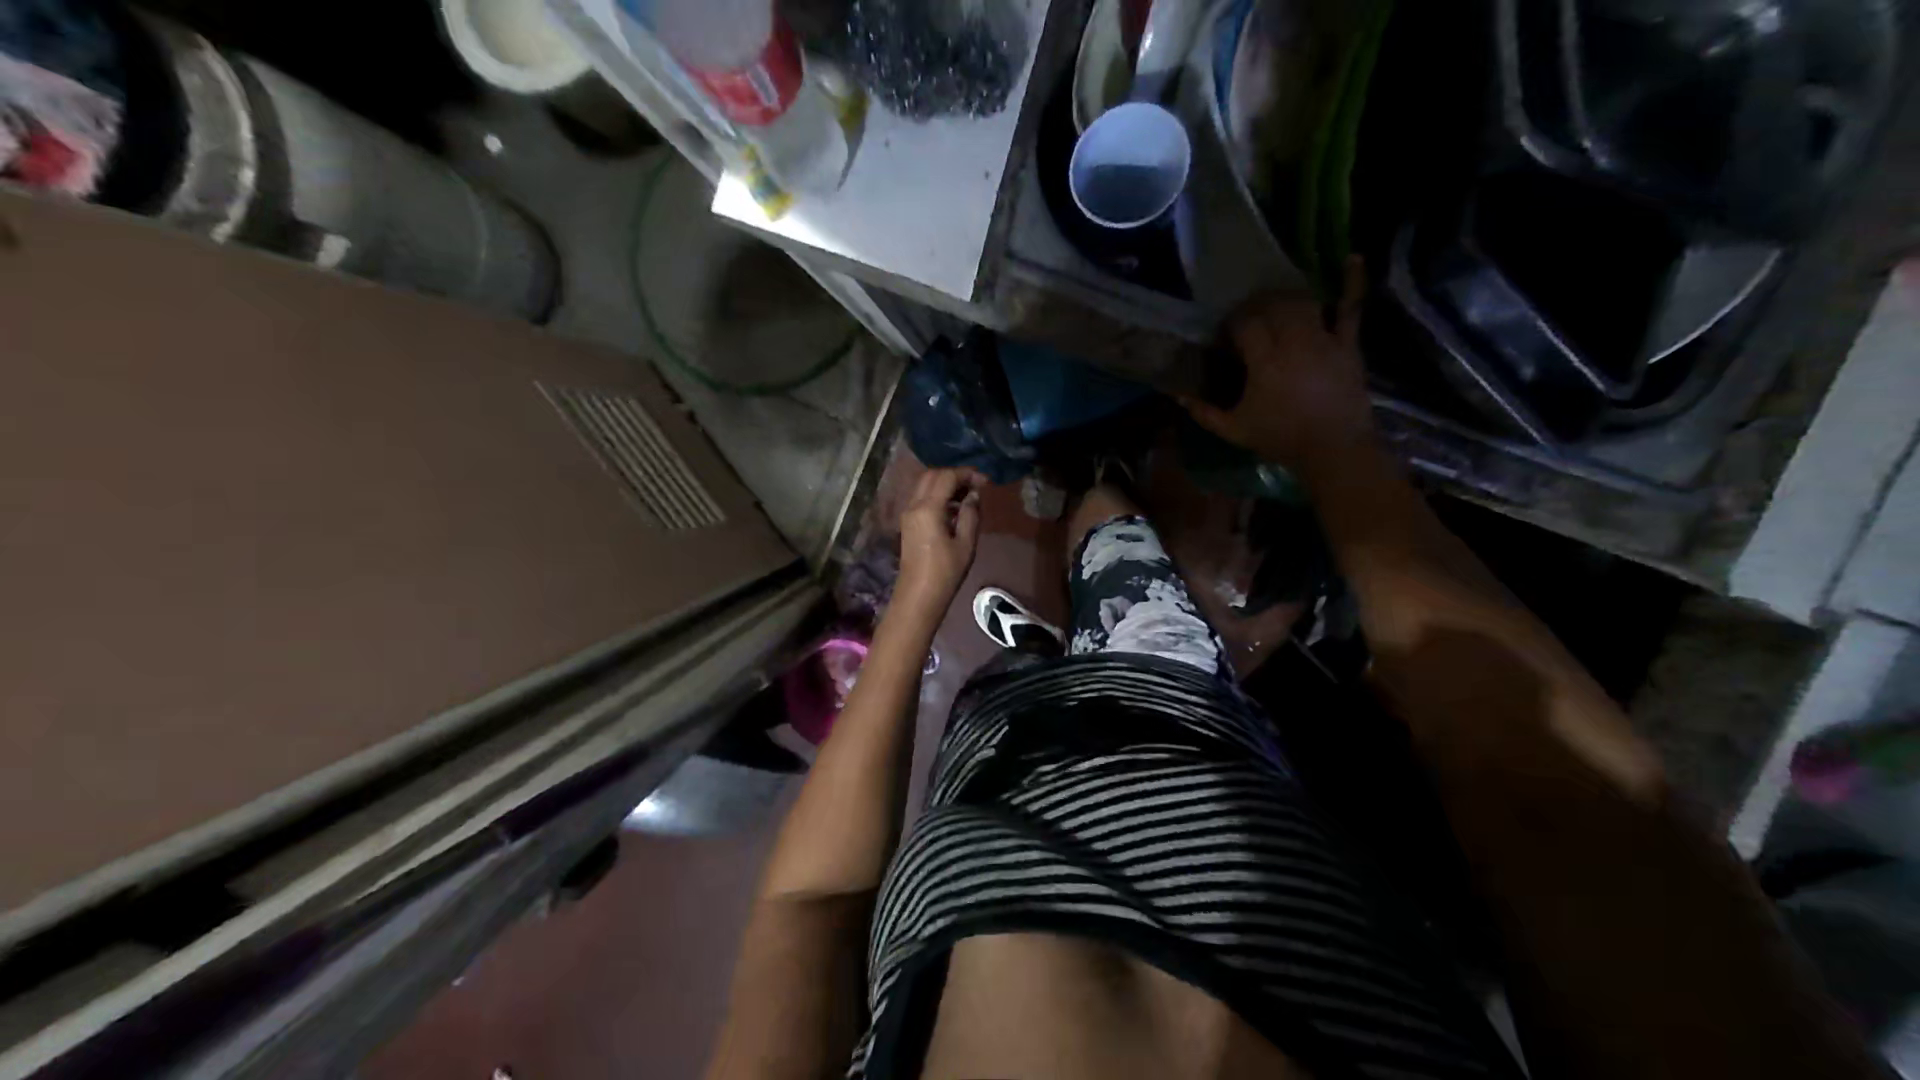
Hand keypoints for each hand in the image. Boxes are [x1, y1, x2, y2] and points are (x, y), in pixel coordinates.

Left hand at [894, 467, 985, 622]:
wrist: (918, 596)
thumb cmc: (945, 572)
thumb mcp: (966, 543)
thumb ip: (970, 514)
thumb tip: (973, 495)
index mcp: (927, 508)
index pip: (946, 477)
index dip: (966, 474)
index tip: (985, 482)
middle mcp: (913, 505)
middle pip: (931, 475)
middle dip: (954, 475)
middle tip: (975, 486)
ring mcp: (907, 514)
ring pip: (924, 485)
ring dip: (945, 484)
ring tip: (967, 496)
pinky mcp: (908, 523)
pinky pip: (921, 498)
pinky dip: (937, 495)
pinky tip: (954, 509)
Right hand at [1183, 258, 1374, 475]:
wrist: (1334, 449)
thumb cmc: (1281, 439)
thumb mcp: (1234, 430)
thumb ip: (1204, 411)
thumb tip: (1177, 395)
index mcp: (1264, 362)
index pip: (1245, 324)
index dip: (1233, 324)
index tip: (1227, 336)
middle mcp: (1294, 342)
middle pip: (1272, 306)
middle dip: (1257, 307)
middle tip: (1248, 319)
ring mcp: (1324, 339)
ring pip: (1302, 302)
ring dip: (1286, 298)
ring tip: (1276, 304)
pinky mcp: (1347, 343)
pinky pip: (1350, 308)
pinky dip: (1352, 282)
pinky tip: (1351, 259)